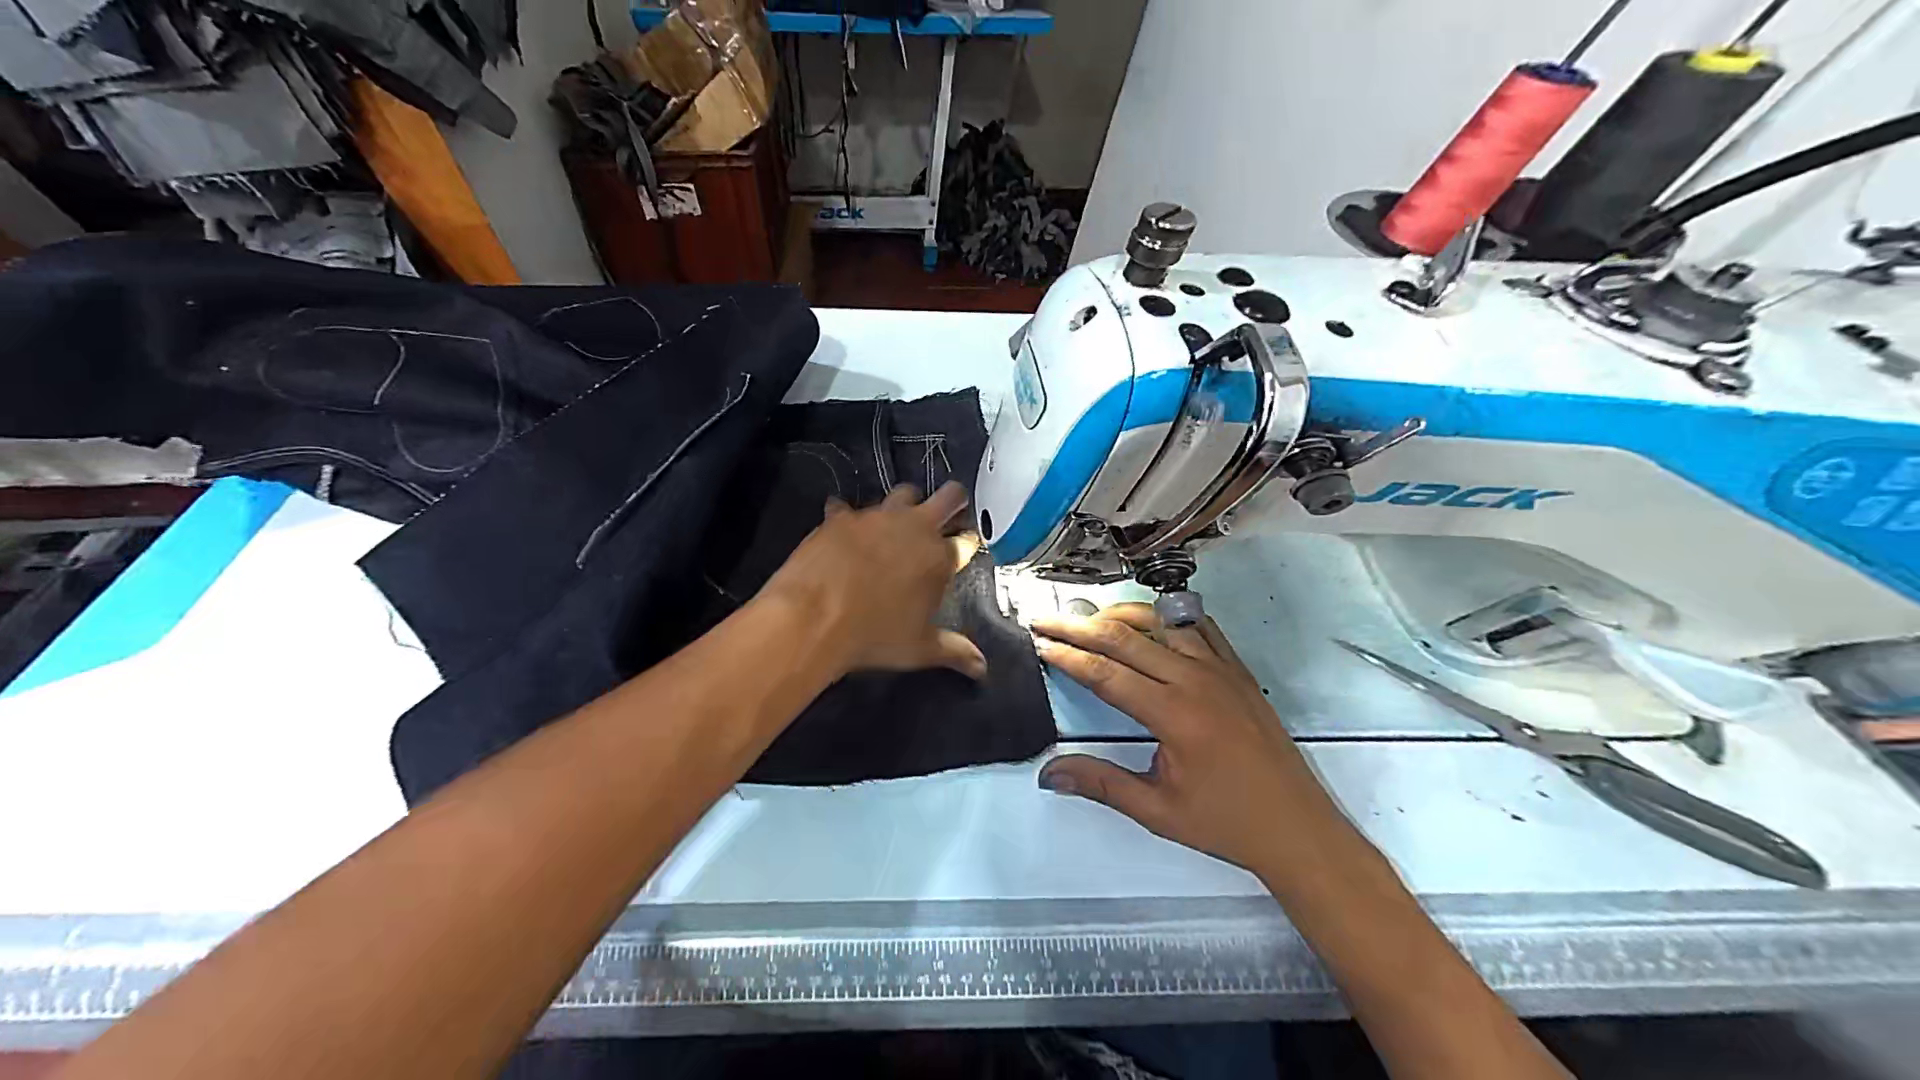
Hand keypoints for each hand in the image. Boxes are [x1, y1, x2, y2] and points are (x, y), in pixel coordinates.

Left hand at [757, 481, 987, 680]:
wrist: (812, 618)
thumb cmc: (872, 634)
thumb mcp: (919, 649)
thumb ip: (954, 651)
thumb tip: (979, 666)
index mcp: (939, 558)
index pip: (967, 540)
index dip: (967, 543)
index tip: (962, 549)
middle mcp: (914, 528)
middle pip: (948, 497)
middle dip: (952, 502)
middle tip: (945, 515)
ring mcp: (876, 517)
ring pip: (902, 494)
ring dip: (903, 506)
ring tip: (893, 527)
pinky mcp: (841, 516)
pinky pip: (848, 507)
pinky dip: (847, 517)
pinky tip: (842, 533)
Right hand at [1032, 605, 1345, 874]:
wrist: (1298, 828)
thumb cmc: (1229, 823)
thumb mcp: (1157, 810)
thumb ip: (1100, 783)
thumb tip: (1050, 773)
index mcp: (1174, 715)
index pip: (1105, 674)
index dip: (1066, 656)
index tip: (1039, 643)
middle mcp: (1196, 681)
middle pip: (1124, 638)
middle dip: (1078, 627)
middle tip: (1047, 620)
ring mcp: (1221, 670)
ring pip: (1161, 622)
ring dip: (1120, 615)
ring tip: (1088, 617)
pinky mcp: (1237, 670)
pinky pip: (1199, 627)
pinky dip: (1168, 617)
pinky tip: (1150, 619)